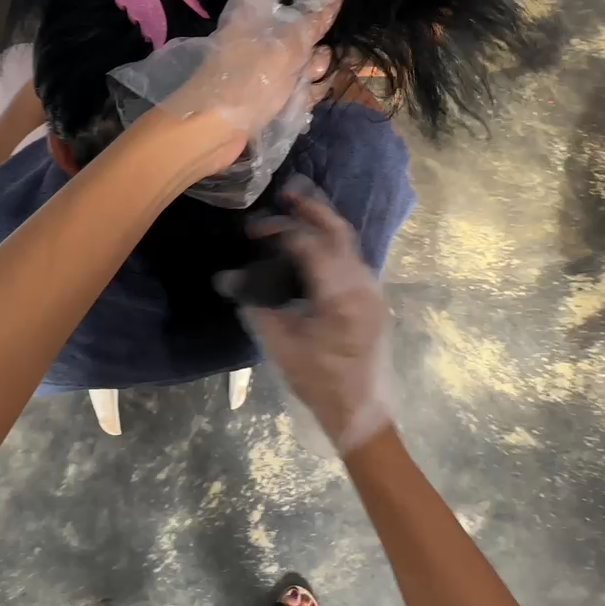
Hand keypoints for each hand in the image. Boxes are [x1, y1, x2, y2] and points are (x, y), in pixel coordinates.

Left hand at [158, 0, 341, 172]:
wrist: (213, 129)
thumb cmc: (249, 77)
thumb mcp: (288, 42)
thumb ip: (316, 15)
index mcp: (258, 5)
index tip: (329, 15)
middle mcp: (262, 29)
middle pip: (307, 27)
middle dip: (318, 47)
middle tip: (309, 62)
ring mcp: (266, 61)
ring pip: (307, 59)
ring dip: (312, 74)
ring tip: (298, 87)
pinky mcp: (269, 89)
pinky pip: (299, 84)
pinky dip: (303, 93)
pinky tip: (299, 102)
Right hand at [239, 176, 393, 453]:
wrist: (362, 412)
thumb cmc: (320, 382)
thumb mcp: (281, 345)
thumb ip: (257, 306)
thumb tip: (229, 279)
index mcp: (341, 295)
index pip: (309, 244)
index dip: (280, 230)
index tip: (254, 231)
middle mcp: (363, 284)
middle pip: (338, 231)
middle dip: (311, 208)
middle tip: (284, 193)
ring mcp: (373, 290)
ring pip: (349, 242)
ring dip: (323, 223)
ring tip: (295, 210)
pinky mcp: (374, 298)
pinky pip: (353, 258)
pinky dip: (332, 243)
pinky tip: (312, 243)